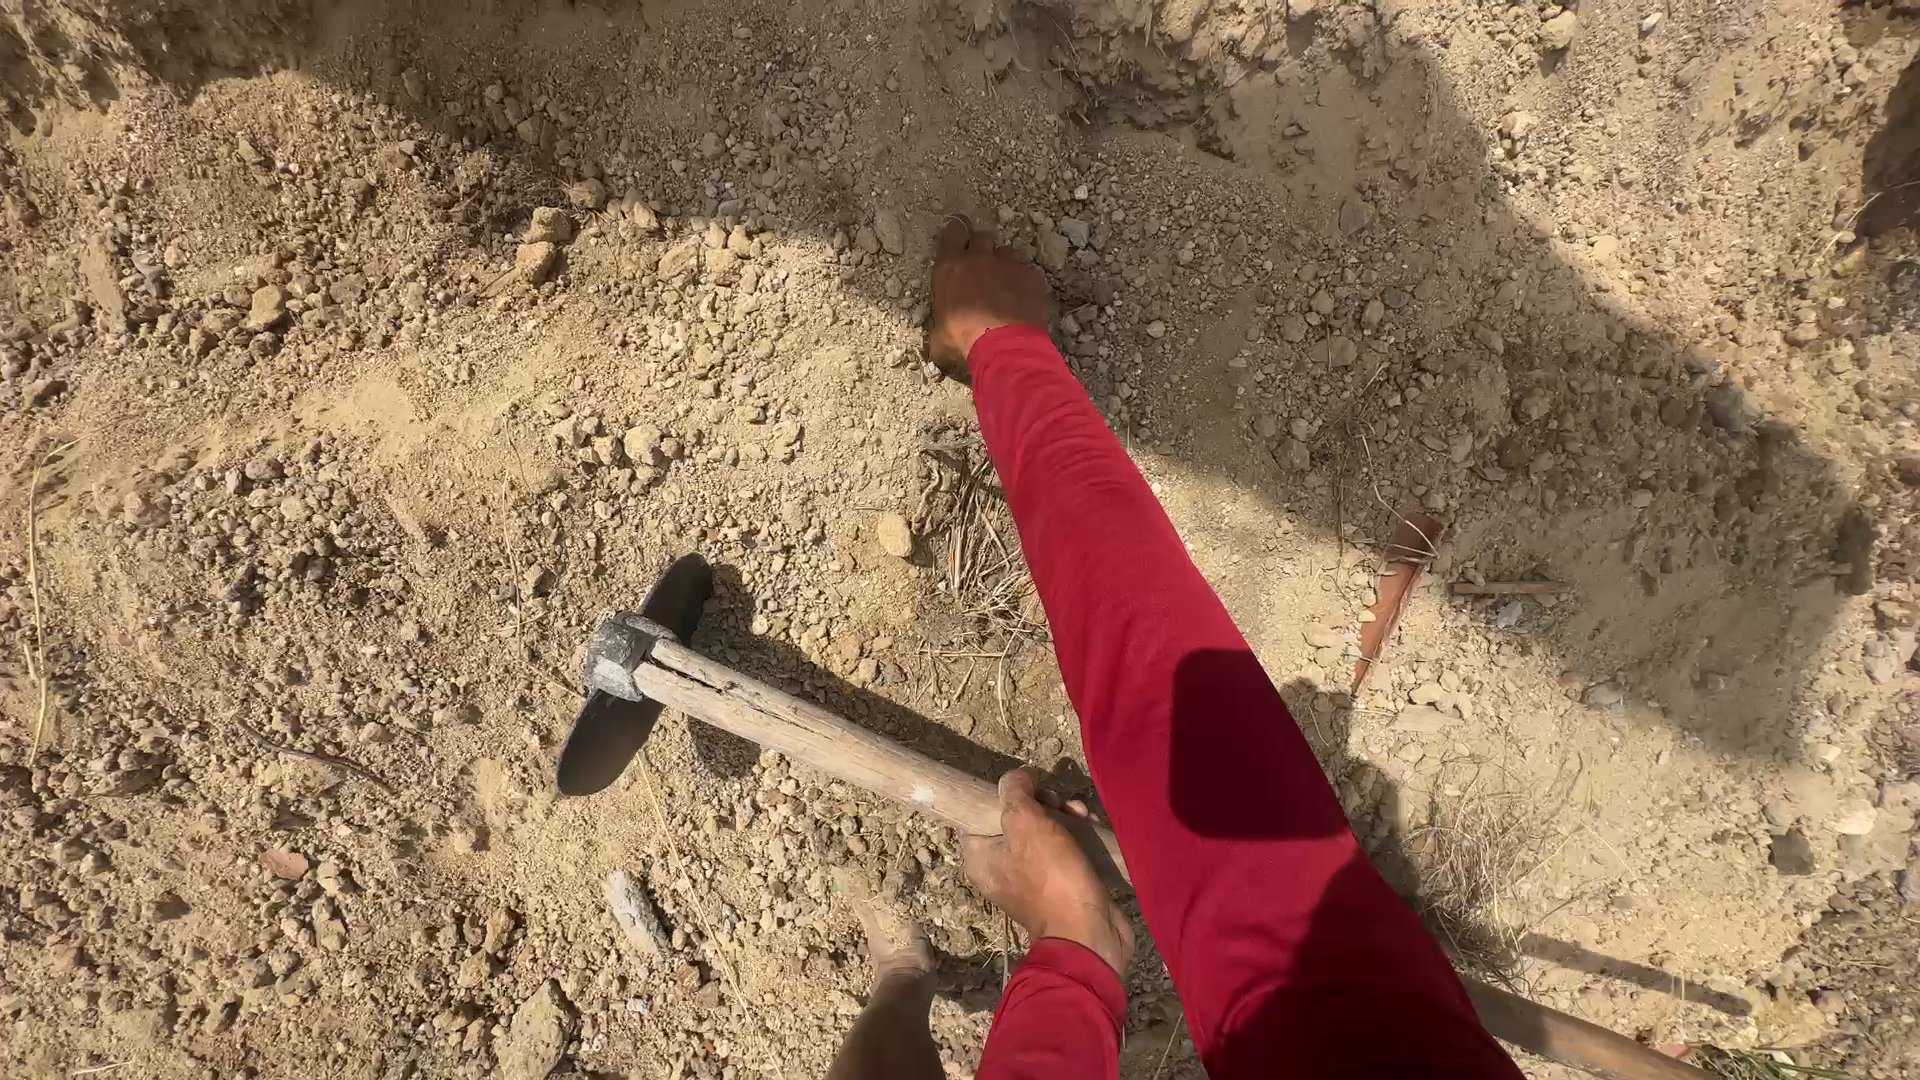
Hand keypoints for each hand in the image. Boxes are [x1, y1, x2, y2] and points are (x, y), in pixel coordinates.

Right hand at [928, 215, 1050, 381]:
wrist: (1004, 348)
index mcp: (951, 268)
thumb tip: (940, 339)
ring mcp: (1010, 265)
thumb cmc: (964, 342)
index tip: (960, 239)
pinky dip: (1025, 283)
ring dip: (1005, 264)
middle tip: (982, 265)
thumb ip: (940, 326)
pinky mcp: (1032, 277)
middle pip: (982, 237)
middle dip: (982, 247)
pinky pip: (1028, 273)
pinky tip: (1023, 301)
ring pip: (1008, 252)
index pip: (953, 232)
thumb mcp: (939, 337)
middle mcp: (980, 259)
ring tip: (1006, 284)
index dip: (957, 233)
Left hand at [962, 769, 1133, 976]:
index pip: (978, 814)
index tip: (1024, 786)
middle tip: (1055, 800)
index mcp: (980, 857)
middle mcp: (1001, 867)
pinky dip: (1075, 832)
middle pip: (1015, 817)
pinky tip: (1090, 824)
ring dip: (1063, 814)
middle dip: (1040, 802)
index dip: (1000, 795)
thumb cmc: (1049, 876)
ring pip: (1043, 829)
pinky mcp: (1060, 882)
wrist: (1089, 934)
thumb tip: (1019, 776)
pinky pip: (1062, 847)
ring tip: (1079, 812)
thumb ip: (1014, 791)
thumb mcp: (1025, 821)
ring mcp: (1032, 877)